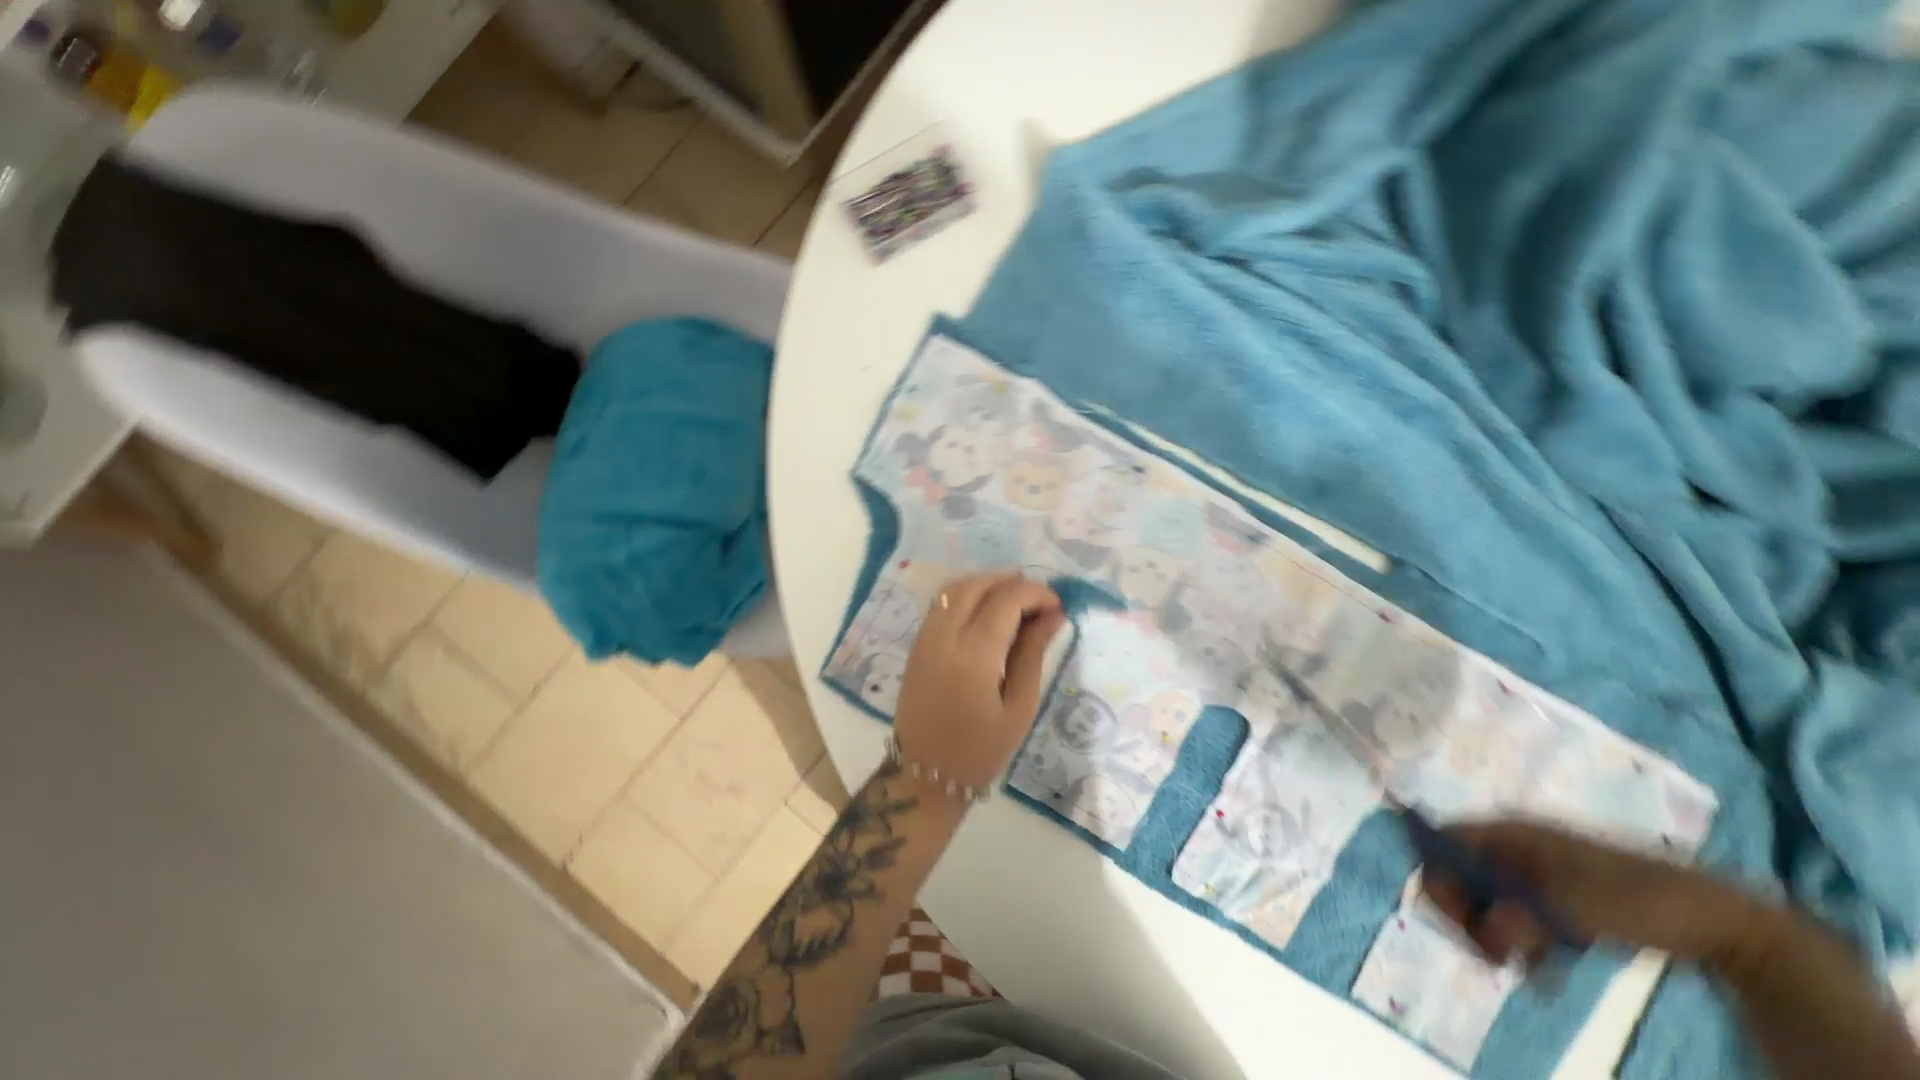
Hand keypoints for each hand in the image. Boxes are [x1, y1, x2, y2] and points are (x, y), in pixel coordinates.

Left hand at [894, 573, 1067, 791]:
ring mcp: (924, 640)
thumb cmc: (981, 750)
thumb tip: (1054, 615)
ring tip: (1015, 600)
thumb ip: (1033, 654)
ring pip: (953, 590)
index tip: (1057, 606)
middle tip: (1038, 599)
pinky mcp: (916, 646)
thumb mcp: (1019, 707)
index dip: (1035, 593)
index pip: (1006, 601)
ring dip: (986, 584)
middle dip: (1010, 582)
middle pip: (976, 586)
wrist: (926, 775)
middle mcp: (944, 639)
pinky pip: (940, 605)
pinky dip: (965, 596)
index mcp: (973, 657)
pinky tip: (987, 613)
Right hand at [1421, 820, 1774, 965]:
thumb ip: (1518, 919)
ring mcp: (1531, 871)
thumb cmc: (1638, 899)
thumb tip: (1485, 932)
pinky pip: (1511, 917)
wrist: (1712, 918)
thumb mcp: (1573, 909)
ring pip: (1483, 902)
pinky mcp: (1550, 896)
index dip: (1439, 878)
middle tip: (1499, 956)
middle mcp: (1511, 844)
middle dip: (1469, 918)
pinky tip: (1545, 964)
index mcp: (1509, 831)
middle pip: (1457, 875)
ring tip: (1529, 964)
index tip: (1464, 921)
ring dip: (1495, 937)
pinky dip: (1519, 943)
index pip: (1442, 842)